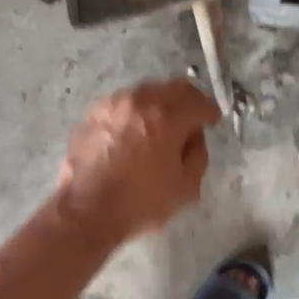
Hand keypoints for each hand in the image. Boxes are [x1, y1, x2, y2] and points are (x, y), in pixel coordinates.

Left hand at [55, 79, 220, 240]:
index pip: (198, 102)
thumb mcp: (185, 188)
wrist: (86, 210)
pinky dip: (135, 112)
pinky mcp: (94, 112)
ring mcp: (114, 103)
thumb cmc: (139, 203)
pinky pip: (124, 103)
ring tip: (161, 125)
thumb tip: (194, 138)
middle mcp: (140, 100)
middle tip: (191, 118)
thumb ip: (198, 156)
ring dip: (160, 103)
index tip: (212, 119)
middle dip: (187, 100)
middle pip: (173, 87)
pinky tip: (133, 132)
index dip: (210, 110)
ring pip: (146, 91)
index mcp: (166, 117)